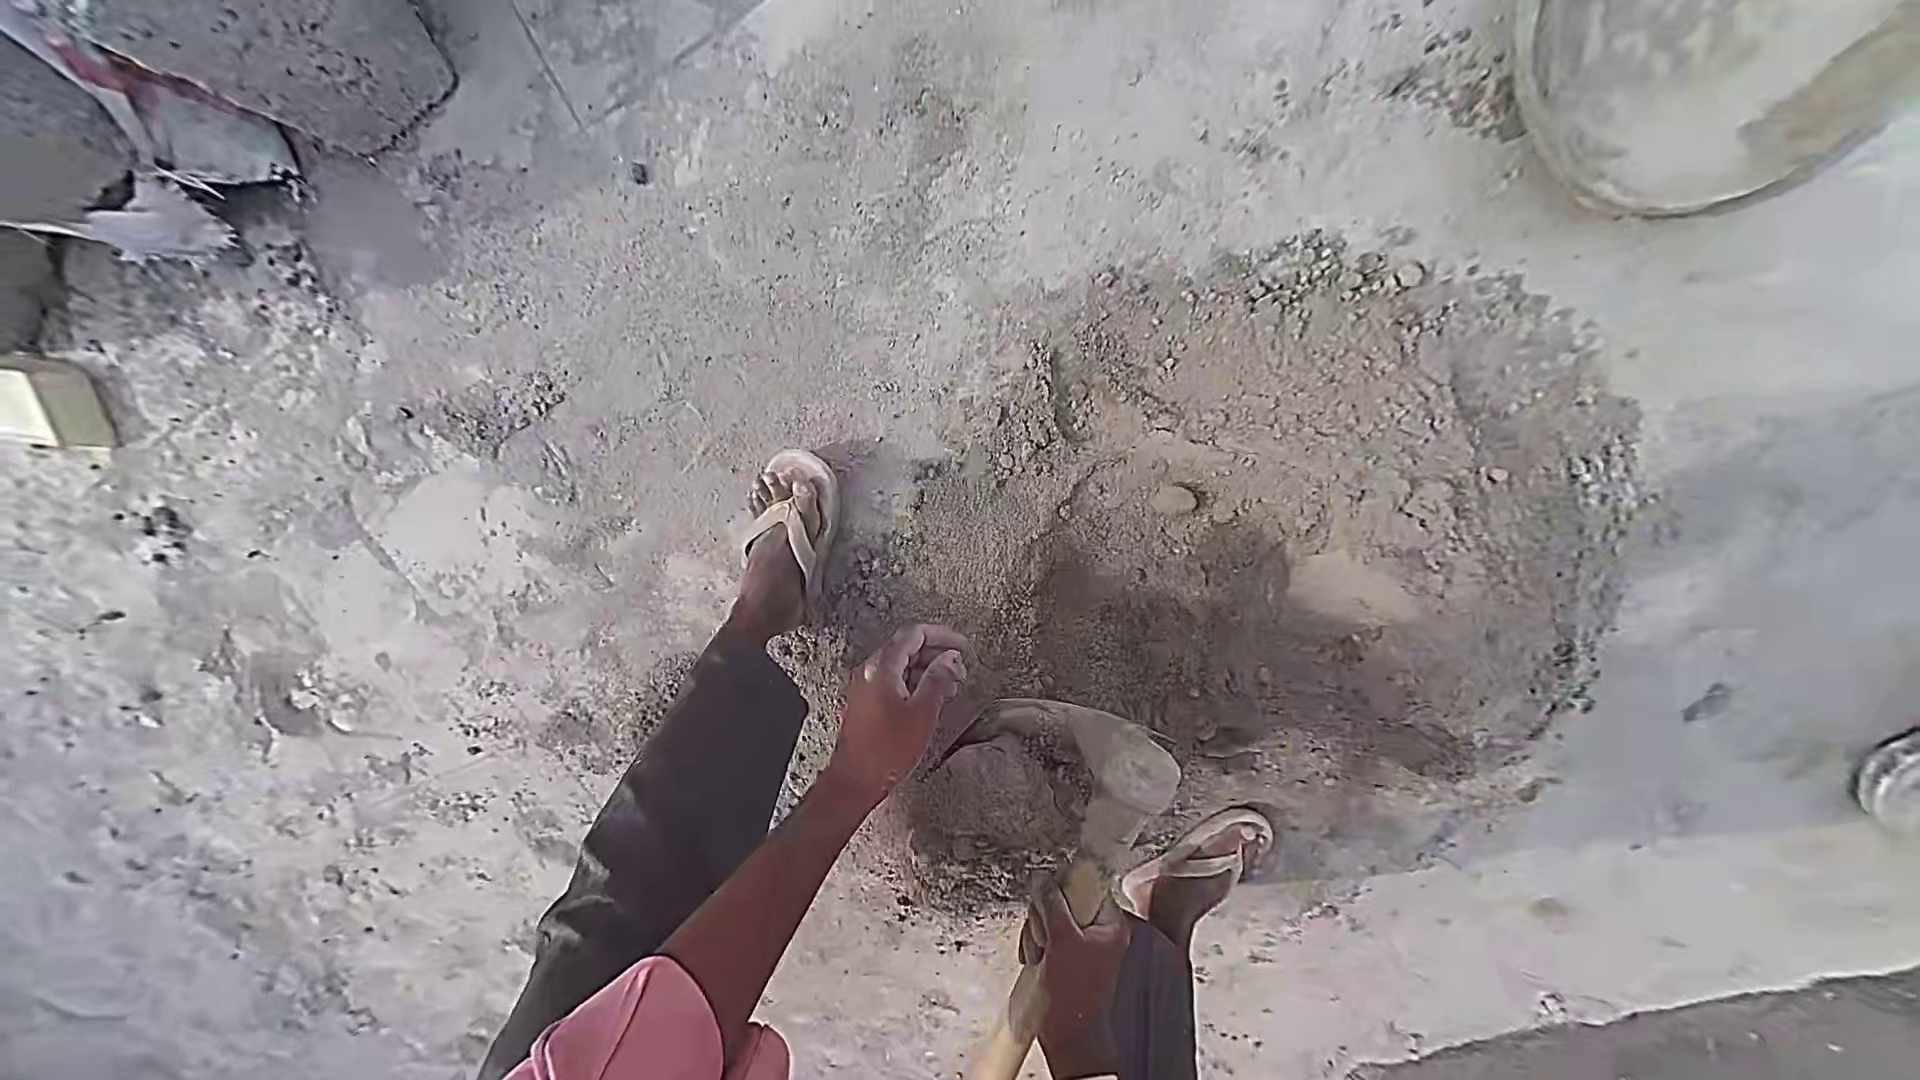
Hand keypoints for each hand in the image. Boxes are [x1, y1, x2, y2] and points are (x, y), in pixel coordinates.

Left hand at [826, 623, 971, 801]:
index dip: (943, 636)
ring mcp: (865, 684)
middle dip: (937, 652)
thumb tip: (951, 657)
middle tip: (960, 666)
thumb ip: (939, 678)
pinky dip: (915, 681)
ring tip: (952, 684)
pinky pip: (893, 679)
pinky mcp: (866, 700)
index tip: (962, 646)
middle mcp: (869, 670)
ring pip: (901, 663)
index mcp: (882, 667)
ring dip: (928, 668)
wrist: (854, 781)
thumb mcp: (922, 712)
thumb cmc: (887, 751)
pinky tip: (931, 696)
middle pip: (907, 646)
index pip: (914, 634)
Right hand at [1022, 875, 1127, 1078]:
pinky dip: (1035, 941)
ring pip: (1049, 914)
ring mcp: (1079, 941)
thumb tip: (1042, 879)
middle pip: (1063, 897)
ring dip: (1038, 930)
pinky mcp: (1063, 952)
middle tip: (1047, 935)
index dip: (1065, 886)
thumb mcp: (1061, 938)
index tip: (1052, 896)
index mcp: (1110, 922)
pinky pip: (1043, 930)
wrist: (1067, 1038)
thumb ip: (1051, 903)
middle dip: (1046, 914)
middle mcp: (1097, 929)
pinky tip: (1037, 957)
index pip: (1086, 882)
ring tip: (1042, 951)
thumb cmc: (1074, 996)